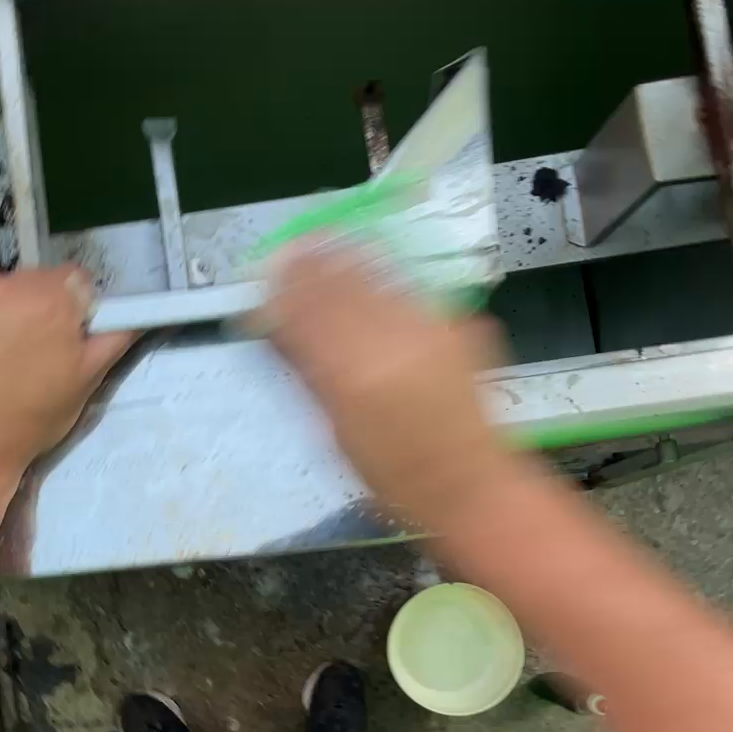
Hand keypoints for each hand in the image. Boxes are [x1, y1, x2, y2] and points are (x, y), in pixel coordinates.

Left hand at [0, 267, 135, 489]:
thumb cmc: (31, 421)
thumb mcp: (84, 385)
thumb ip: (111, 342)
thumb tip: (133, 317)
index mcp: (53, 301)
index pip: (74, 280)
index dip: (75, 308)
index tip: (66, 336)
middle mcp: (6, 285)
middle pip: (31, 283)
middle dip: (36, 309)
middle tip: (30, 354)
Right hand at [262, 245, 521, 528]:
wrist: (468, 485)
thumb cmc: (392, 474)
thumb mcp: (336, 431)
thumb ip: (308, 374)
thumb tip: (279, 330)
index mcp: (354, 377)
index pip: (307, 313)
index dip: (282, 288)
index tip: (264, 272)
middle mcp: (393, 341)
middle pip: (341, 283)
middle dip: (310, 264)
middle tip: (287, 251)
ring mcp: (430, 328)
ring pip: (376, 276)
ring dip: (344, 260)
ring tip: (320, 247)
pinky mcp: (457, 326)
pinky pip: (407, 288)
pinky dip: (379, 277)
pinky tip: (366, 273)